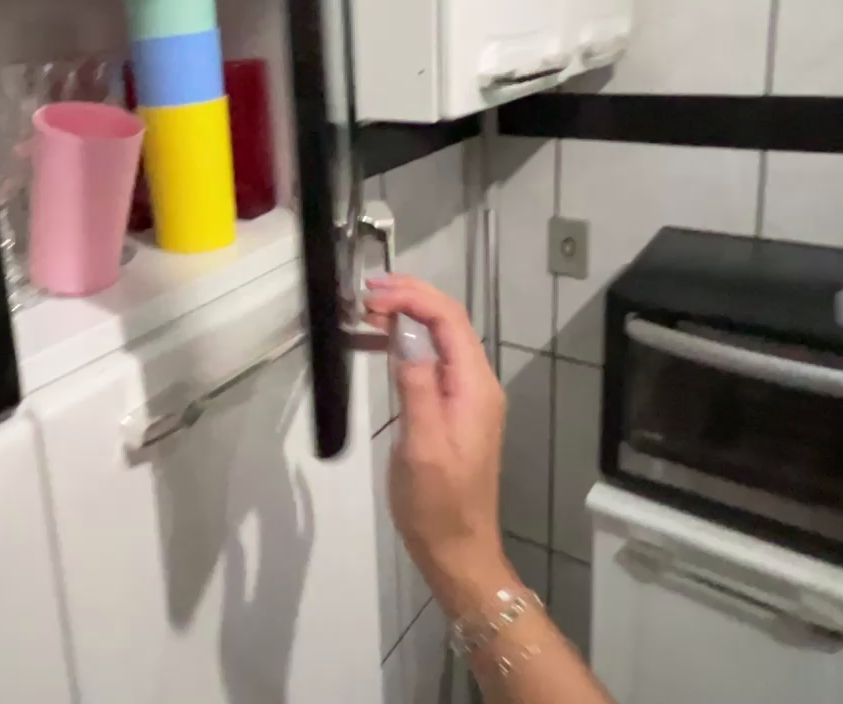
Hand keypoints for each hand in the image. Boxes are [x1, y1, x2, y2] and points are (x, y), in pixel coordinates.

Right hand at [366, 276, 513, 615]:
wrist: (457, 548)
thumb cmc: (438, 502)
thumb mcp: (423, 446)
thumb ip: (417, 387)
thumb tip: (404, 337)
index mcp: (474, 386)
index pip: (449, 319)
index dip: (412, 297)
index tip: (372, 297)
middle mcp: (476, 382)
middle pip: (448, 320)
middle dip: (410, 297)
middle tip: (366, 293)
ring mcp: (466, 393)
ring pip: (441, 335)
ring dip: (408, 314)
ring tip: (368, 309)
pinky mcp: (452, 405)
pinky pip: (433, 357)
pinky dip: (407, 340)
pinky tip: (381, 341)